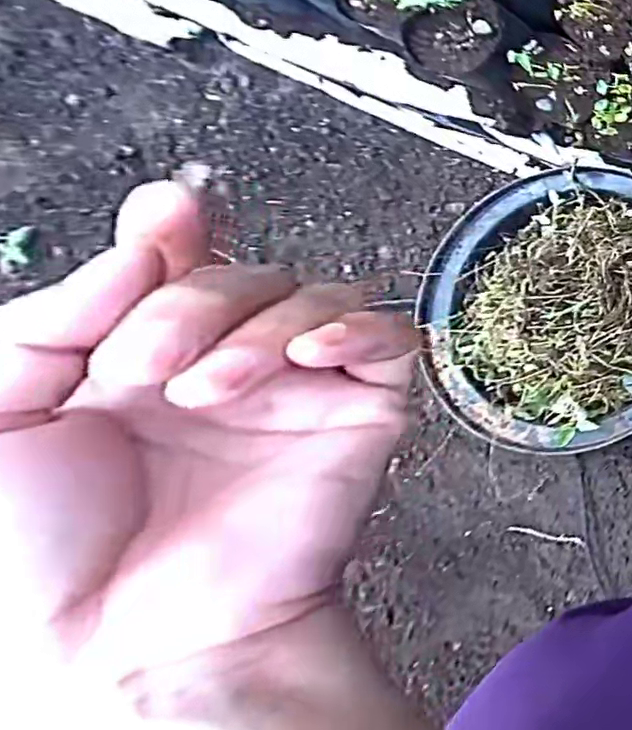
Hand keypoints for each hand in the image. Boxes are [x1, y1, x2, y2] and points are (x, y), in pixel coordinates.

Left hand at [0, 182, 417, 695]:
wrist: (119, 631)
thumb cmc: (31, 548)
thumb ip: (55, 319)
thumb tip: (156, 234)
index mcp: (137, 361)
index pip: (178, 270)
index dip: (181, 231)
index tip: (174, 205)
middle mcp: (227, 361)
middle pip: (247, 277)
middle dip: (193, 305)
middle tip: (142, 369)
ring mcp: (302, 382)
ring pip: (319, 297)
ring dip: (262, 325)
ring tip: (210, 388)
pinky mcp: (365, 404)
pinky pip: (391, 338)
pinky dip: (357, 329)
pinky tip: (311, 352)